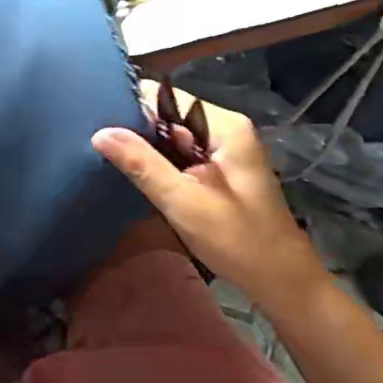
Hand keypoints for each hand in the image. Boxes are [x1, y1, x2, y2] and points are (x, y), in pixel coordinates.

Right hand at [92, 82, 324, 297]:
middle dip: (136, 127)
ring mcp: (225, 147)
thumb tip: (100, 132)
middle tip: (98, 142)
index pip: (166, 97)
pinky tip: (137, 170)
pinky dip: (161, 160)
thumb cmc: (239, 242)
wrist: (284, 285)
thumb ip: (141, 164)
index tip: (98, 120)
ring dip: (146, 146)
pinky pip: (182, 151)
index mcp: (224, 126)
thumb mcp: (183, 202)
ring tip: (109, 153)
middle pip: (169, 113)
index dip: (132, 107)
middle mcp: (226, 127)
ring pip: (173, 134)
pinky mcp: (221, 166)